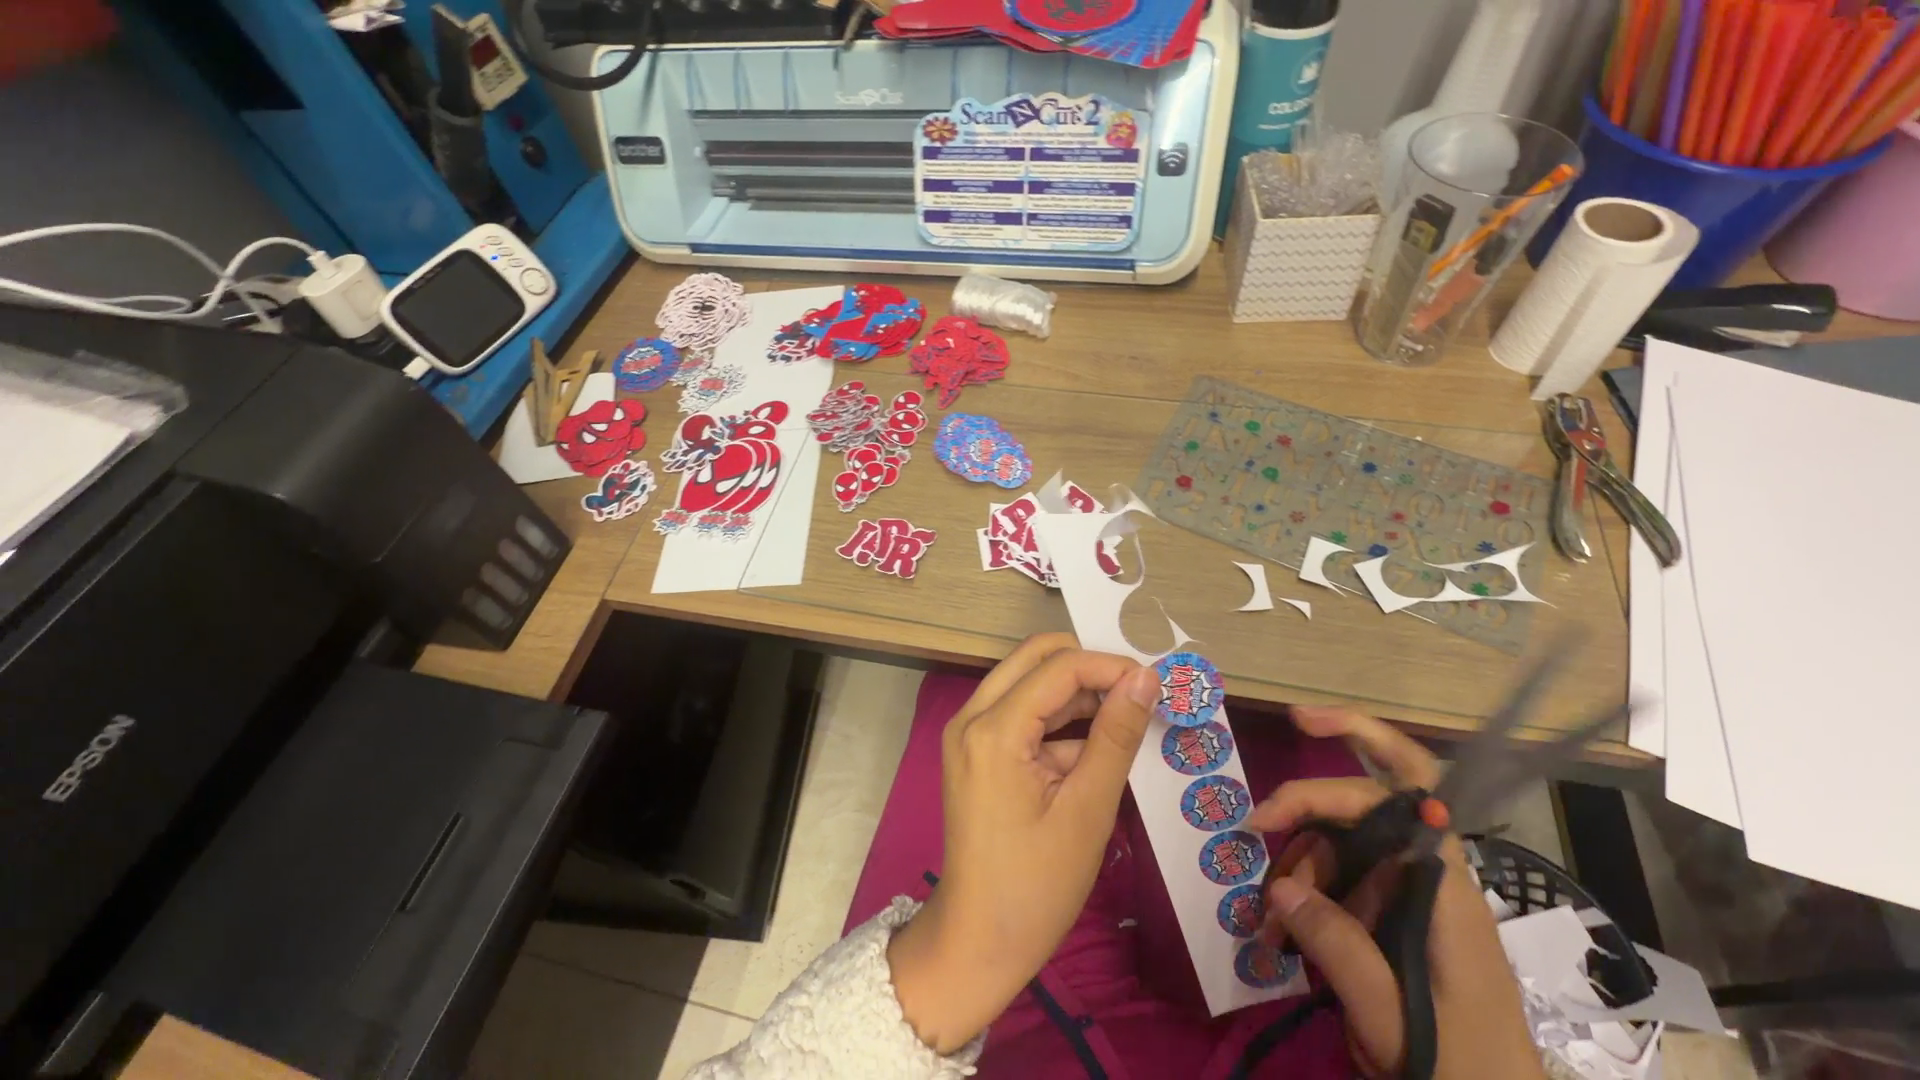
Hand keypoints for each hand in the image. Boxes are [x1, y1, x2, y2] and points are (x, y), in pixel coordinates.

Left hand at [888, 633, 1158, 1053]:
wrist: (979, 942)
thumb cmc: (1036, 885)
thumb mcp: (1087, 808)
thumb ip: (1116, 736)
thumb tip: (1146, 677)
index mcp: (993, 729)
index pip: (1059, 666)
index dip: (1111, 666)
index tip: (1158, 687)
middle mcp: (971, 718)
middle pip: (1036, 661)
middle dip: (1091, 669)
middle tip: (1141, 693)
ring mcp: (969, 736)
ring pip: (1029, 686)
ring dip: (1078, 697)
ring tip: (1131, 722)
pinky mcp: (977, 755)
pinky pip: (1021, 718)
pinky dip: (1061, 726)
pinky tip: (1100, 752)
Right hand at [1248, 706, 1543, 1079]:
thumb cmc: (1459, 1071)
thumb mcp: (1392, 1018)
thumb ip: (1337, 946)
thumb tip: (1280, 885)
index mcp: (1444, 887)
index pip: (1406, 790)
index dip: (1359, 744)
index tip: (1293, 751)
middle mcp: (1427, 876)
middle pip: (1366, 805)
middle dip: (1307, 803)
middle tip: (1256, 825)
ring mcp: (1408, 897)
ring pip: (1341, 848)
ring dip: (1297, 871)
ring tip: (1268, 928)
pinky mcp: (1391, 920)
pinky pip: (1339, 886)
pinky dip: (1304, 900)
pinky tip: (1281, 937)